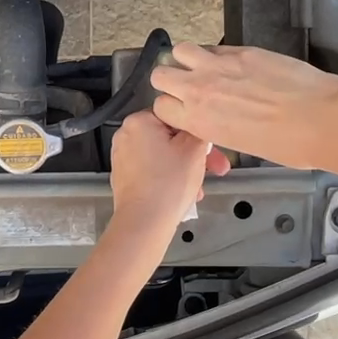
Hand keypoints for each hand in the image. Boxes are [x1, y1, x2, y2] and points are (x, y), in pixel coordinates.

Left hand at [108, 110, 230, 241]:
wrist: (144, 221)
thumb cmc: (168, 184)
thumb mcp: (195, 149)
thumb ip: (200, 130)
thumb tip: (199, 126)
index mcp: (139, 120)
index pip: (176, 117)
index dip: (198, 133)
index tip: (213, 149)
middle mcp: (125, 134)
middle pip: (169, 138)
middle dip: (194, 155)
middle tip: (215, 168)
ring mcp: (122, 156)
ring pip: (163, 156)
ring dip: (184, 168)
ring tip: (199, 187)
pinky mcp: (124, 176)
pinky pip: (152, 170)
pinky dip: (168, 177)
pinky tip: (184, 193)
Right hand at [150, 43, 337, 168]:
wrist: (320, 119)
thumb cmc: (289, 142)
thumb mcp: (241, 145)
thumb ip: (216, 126)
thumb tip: (216, 119)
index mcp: (198, 120)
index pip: (161, 105)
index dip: (170, 105)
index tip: (180, 106)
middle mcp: (200, 90)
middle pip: (160, 73)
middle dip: (171, 78)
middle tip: (187, 83)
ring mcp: (219, 66)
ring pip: (181, 50)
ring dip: (188, 58)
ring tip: (205, 67)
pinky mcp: (242, 51)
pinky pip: (216, 47)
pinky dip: (218, 54)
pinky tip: (236, 65)